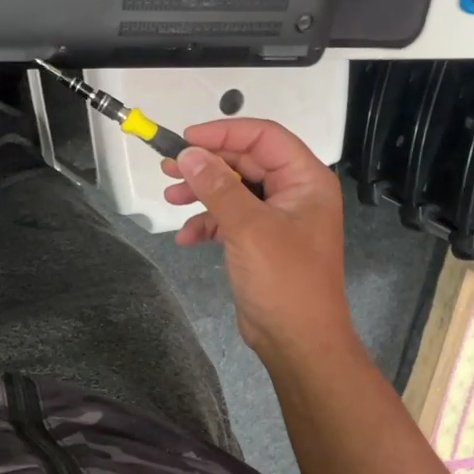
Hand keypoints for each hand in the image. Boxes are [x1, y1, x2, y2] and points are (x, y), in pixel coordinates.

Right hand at [161, 119, 354, 357]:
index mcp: (306, 180)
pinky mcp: (260, 242)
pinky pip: (229, 219)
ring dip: (201, 193)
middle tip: (168, 168)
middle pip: (245, 162)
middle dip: (206, 164)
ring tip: (170, 199)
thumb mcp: (249, 229)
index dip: (224, 133)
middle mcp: (294, 193)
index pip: (264, 137)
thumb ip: (217, 187)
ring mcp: (276, 219)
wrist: (297, 341)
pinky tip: (186, 238)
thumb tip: (188, 154)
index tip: (186, 139)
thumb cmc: (284, 281)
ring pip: (233, 190)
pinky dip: (206, 224)